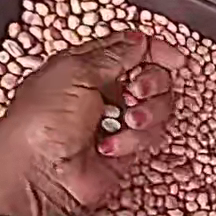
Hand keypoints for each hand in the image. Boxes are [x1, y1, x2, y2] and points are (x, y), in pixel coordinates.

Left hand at [0, 32, 178, 215]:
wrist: (40, 175)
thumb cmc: (41, 123)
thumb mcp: (73, 74)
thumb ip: (113, 55)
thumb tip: (141, 40)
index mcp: (86, 65)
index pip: (131, 47)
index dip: (155, 49)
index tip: (175, 58)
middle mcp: (106, 90)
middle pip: (153, 76)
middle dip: (152, 83)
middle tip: (136, 93)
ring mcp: (119, 119)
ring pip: (158, 107)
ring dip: (147, 114)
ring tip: (125, 123)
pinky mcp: (129, 145)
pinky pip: (151, 135)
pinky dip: (134, 140)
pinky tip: (110, 147)